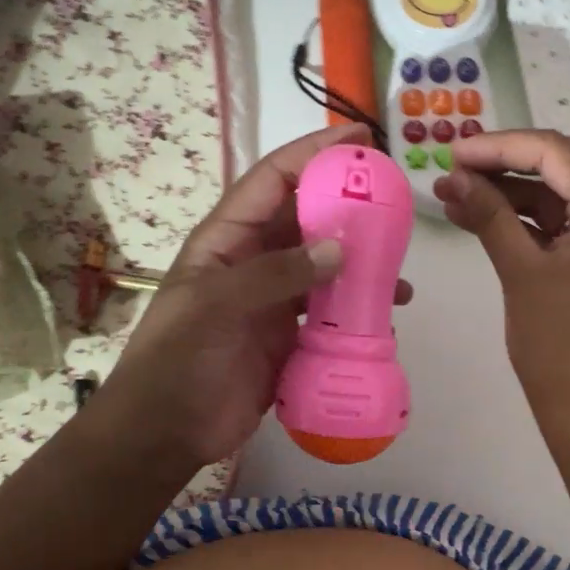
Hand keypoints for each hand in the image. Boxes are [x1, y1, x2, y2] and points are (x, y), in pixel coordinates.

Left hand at [93, 123, 412, 469]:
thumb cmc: (179, 361)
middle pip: (306, 220)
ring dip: (360, 263)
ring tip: (399, 267)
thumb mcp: (217, 306)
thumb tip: (339, 248)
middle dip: (347, 206)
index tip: (359, 139)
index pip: (273, 182)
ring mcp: (273, 302)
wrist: (169, 430)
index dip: (313, 155)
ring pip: (324, 268)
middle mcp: (252, 263)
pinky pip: (331, 313)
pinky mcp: (290, 339)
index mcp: (225, 241)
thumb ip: (276, 275)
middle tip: (395, 202)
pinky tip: (386, 314)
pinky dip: (358, 310)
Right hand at [434, 130, 569, 428]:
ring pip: (555, 199)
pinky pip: (557, 227)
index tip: (456, 152)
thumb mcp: (520, 271)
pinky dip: (521, 222)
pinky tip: (476, 217)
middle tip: (453, 170)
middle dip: (504, 167)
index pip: (559, 155)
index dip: (504, 146)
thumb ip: (490, 215)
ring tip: (452, 196)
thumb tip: (454, 176)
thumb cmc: (554, 342)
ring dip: (507, 195)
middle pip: (560, 170)